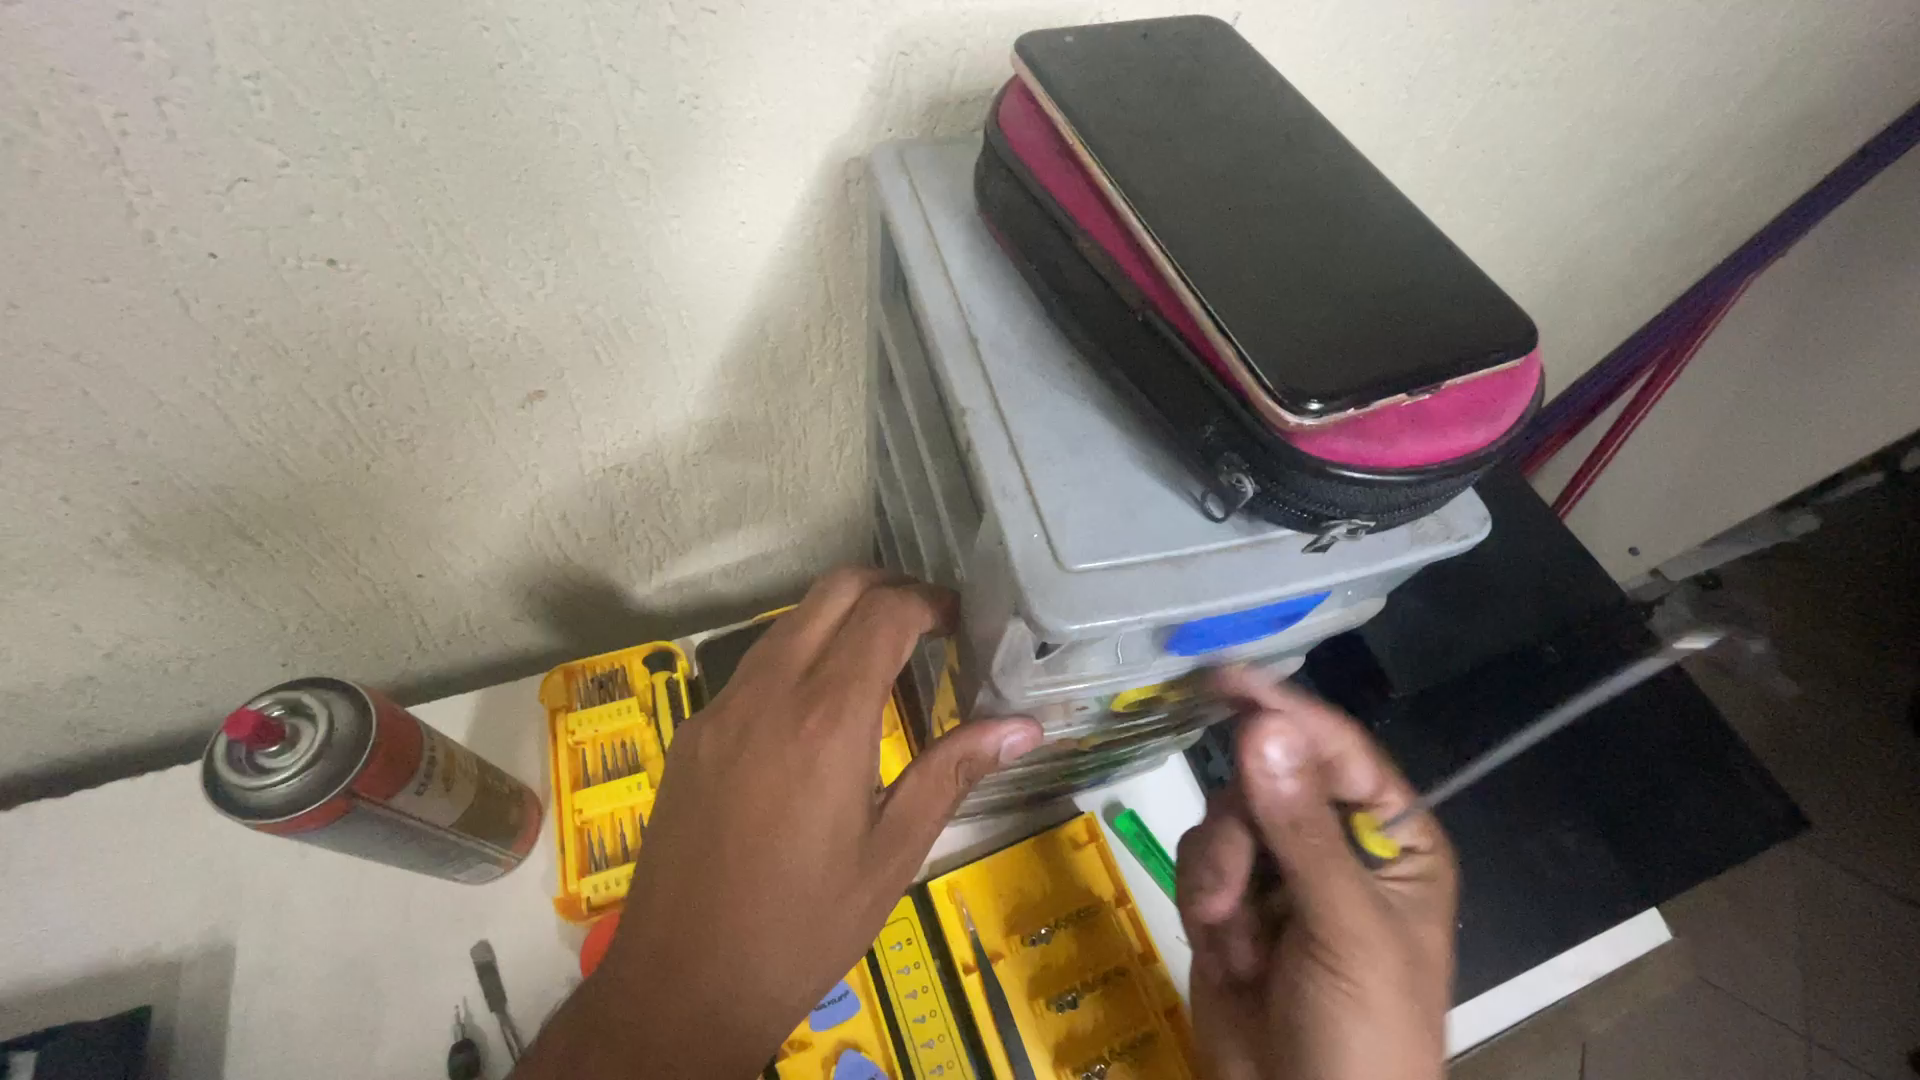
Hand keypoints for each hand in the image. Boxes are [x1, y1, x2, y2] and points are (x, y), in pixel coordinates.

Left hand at [513, 568, 1042, 1079]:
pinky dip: (800, 655)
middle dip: (887, 586)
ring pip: (789, 621)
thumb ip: (955, 772)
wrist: (680, 985)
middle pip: (832, 589)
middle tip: (927, 623)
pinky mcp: (693, 730)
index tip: (959, 620)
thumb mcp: (894, 853)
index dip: (929, 601)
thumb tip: (1024, 726)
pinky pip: (754, 664)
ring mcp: (720, 707)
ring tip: (882, 662)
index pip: (884, 614)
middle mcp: (768, 692)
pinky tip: (819, 711)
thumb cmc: (804, 926)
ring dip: (841, 617)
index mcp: (827, 719)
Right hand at [1176, 668, 1456, 1079]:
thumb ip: (1298, 826)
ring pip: (1222, 815)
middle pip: (1263, 776)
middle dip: (1241, 830)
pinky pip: (1197, 855)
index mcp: (1389, 837)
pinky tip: (1221, 942)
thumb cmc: (1363, 1034)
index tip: (1225, 680)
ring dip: (1218, 872)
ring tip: (1229, 927)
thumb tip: (1261, 724)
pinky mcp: (1229, 894)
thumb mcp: (1343, 928)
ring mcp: (1276, 868)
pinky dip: (1200, 894)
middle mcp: (1332, 840)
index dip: (1285, 713)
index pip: (1336, 750)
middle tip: (1236, 881)